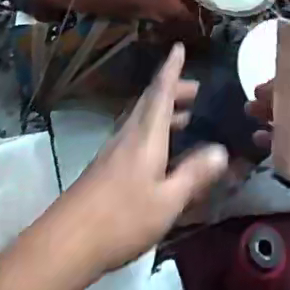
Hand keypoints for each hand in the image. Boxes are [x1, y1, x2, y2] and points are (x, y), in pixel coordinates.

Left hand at [33, 44, 228, 278]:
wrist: (68, 241)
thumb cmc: (122, 218)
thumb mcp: (167, 200)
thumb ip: (194, 174)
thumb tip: (221, 149)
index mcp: (145, 136)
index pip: (160, 93)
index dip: (171, 70)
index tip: (178, 48)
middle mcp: (128, 135)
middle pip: (151, 103)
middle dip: (173, 91)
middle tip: (197, 90)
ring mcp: (115, 151)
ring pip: (142, 120)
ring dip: (164, 112)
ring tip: (187, 117)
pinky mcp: (108, 168)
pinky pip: (136, 136)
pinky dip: (155, 132)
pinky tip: (163, 152)